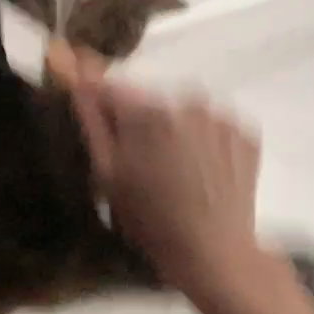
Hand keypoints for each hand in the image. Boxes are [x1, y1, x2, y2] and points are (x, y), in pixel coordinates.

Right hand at [49, 43, 265, 301]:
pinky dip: (201, 141)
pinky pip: (211, 125)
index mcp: (147, 111)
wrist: (215, 253)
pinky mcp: (246, 131)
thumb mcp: (109, 177)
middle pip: (148, 100)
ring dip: (171, 131)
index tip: (66, 60)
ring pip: (181, 112)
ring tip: (170, 173)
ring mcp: (222, 113)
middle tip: (134, 162)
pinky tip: (198, 173)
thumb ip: (93, 122)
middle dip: (136, 120)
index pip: (109, 83)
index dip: (87, 77)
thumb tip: (76, 78)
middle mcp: (187, 99)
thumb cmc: (150, 221)